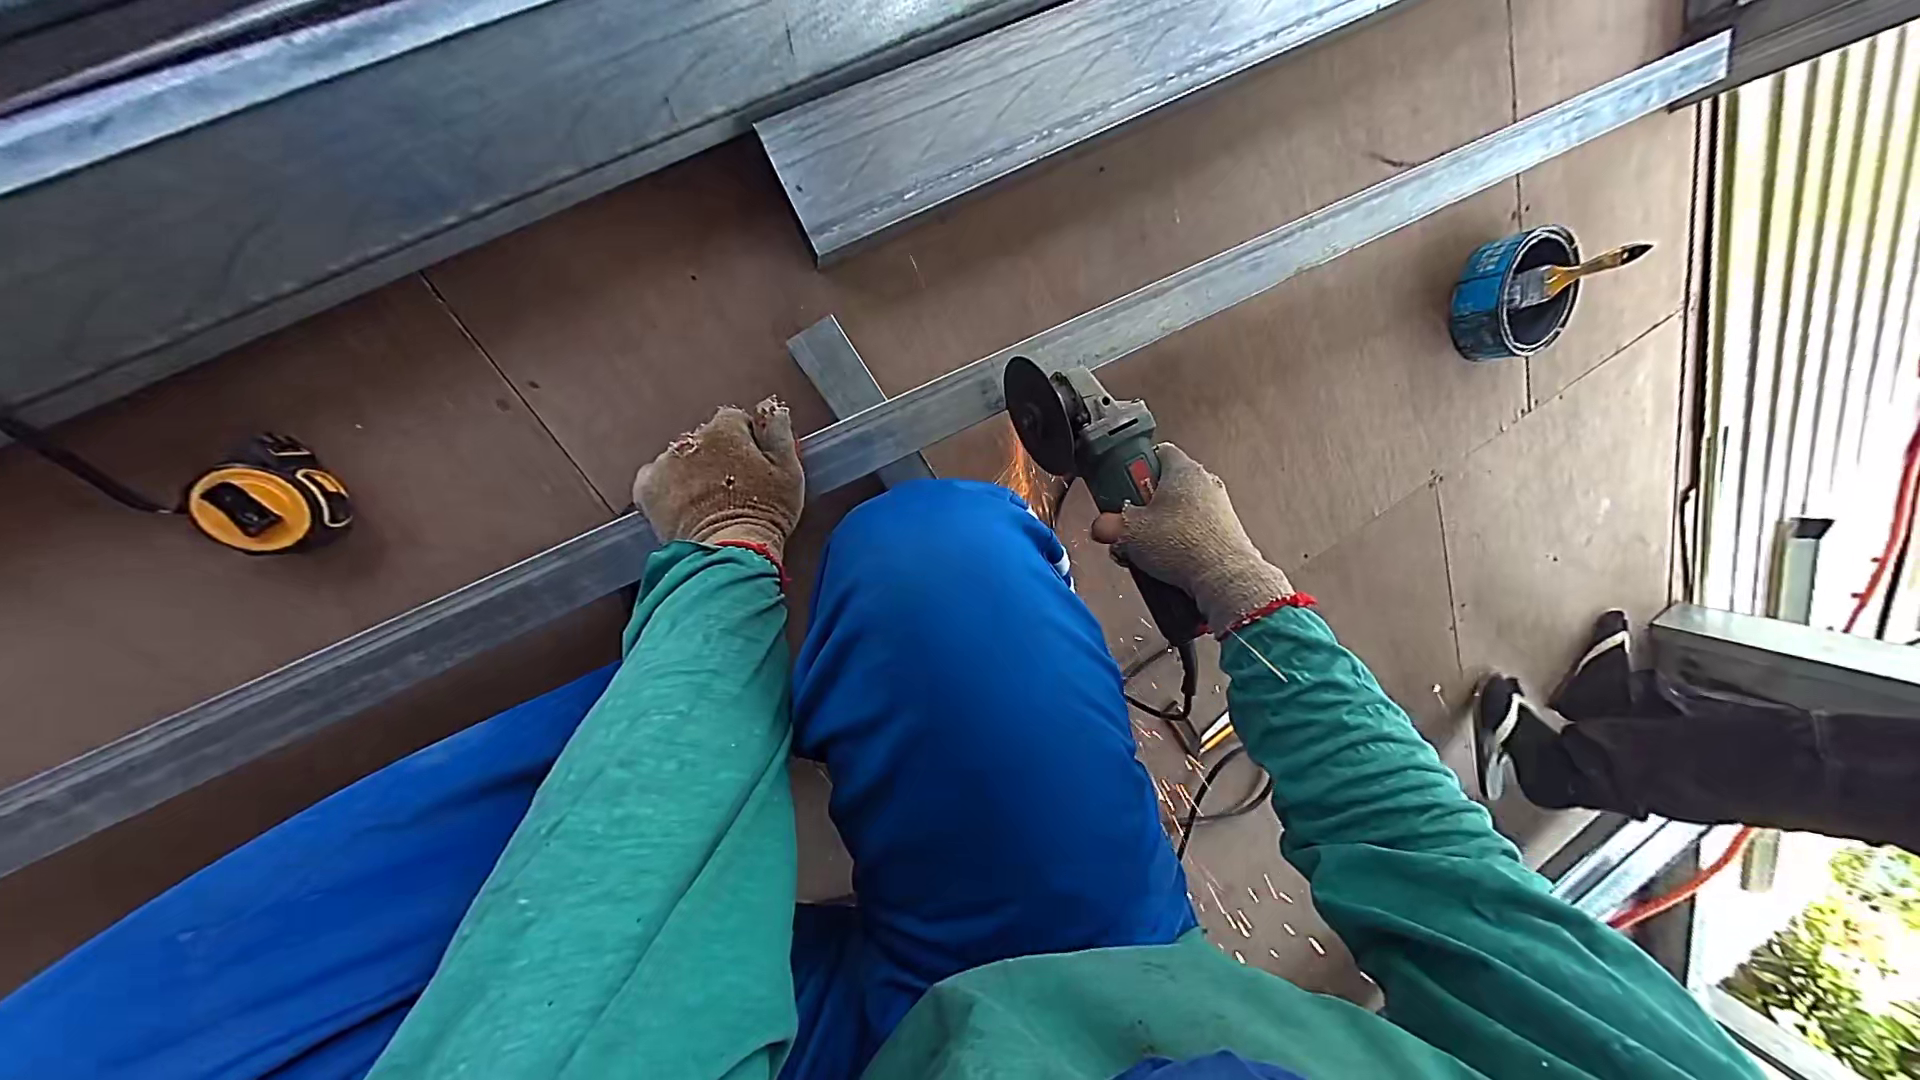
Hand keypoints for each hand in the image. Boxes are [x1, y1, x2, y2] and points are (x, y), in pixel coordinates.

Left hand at [633, 397, 804, 562]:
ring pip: (683, 458)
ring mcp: (665, 464)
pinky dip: (670, 489)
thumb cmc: (765, 513)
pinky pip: (657, 480)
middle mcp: (690, 440)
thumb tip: (772, 409)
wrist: (730, 550)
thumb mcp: (789, 470)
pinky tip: (689, 506)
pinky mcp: (647, 490)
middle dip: (720, 456)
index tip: (756, 462)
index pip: (735, 419)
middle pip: (707, 439)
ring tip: (715, 502)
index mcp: (725, 429)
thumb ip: (779, 432)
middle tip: (738, 487)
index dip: (749, 441)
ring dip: (695, 472)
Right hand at [1090, 443, 1292, 631]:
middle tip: (1130, 524)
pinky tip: (1167, 561)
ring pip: (1178, 512)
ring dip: (1160, 528)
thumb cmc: (1185, 546)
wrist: (1223, 578)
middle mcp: (1205, 483)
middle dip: (1144, 507)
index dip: (1134, 467)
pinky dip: (1178, 544)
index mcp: (1183, 470)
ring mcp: (1218, 508)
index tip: (1122, 483)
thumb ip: (1107, 525)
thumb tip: (1101, 526)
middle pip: (1165, 487)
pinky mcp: (1224, 533)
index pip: (1156, 452)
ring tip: (1147, 549)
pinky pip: (1192, 532)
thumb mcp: (1128, 531)